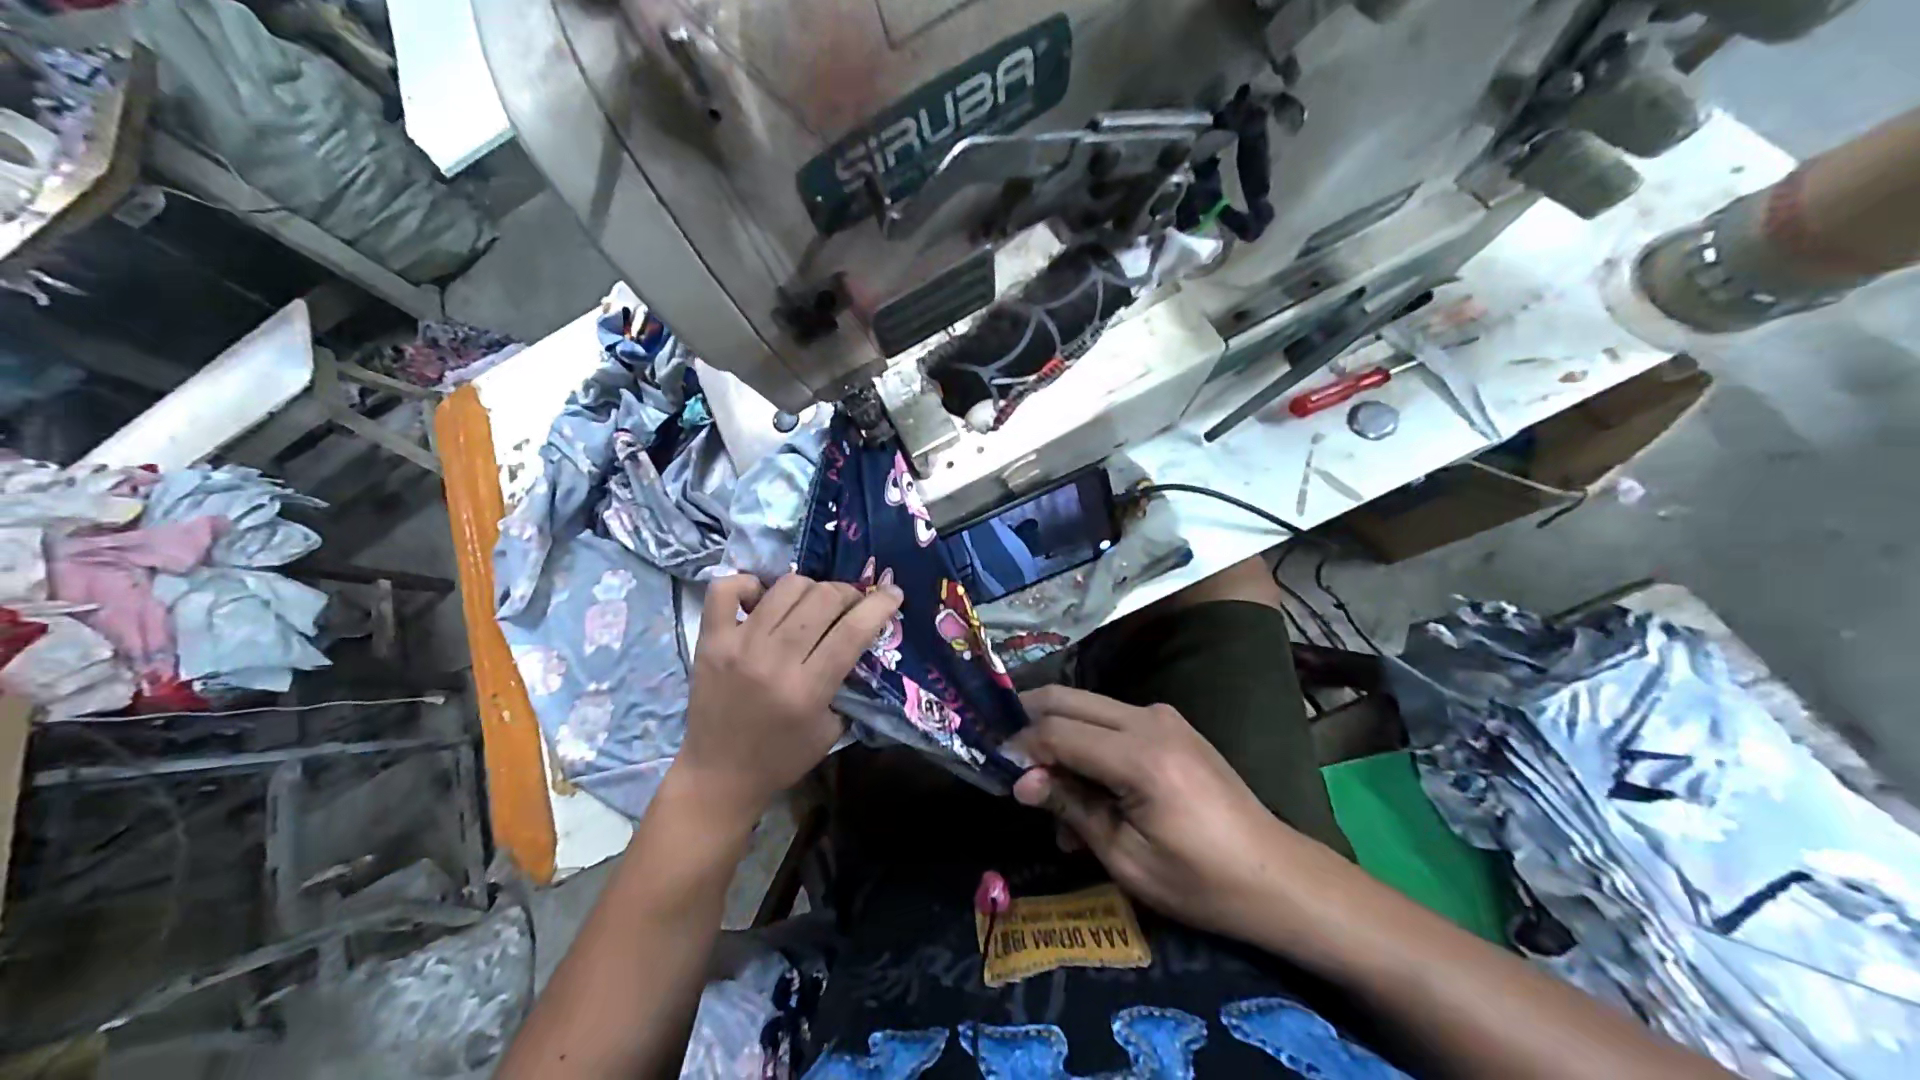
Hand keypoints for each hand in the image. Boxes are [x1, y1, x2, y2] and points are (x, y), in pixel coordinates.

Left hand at [674, 573, 901, 824]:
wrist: (718, 776)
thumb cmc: (781, 757)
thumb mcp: (831, 729)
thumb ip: (847, 682)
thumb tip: (862, 637)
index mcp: (807, 690)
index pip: (853, 631)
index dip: (879, 605)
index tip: (893, 594)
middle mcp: (773, 661)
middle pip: (823, 598)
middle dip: (848, 593)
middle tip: (851, 604)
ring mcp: (738, 646)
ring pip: (786, 587)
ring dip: (810, 588)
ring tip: (811, 603)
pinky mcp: (710, 641)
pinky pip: (726, 589)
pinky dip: (749, 584)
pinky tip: (761, 599)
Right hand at [1010, 686, 1328, 937]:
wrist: (1277, 877)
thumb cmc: (1200, 881)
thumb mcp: (1126, 857)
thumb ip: (1071, 806)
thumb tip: (1021, 781)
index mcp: (1140, 755)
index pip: (1057, 730)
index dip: (1019, 747)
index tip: (993, 769)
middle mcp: (1149, 719)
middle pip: (1065, 699)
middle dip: (1027, 722)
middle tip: (1002, 757)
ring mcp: (1162, 716)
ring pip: (1085, 705)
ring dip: (1056, 736)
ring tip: (1046, 793)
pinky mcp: (1169, 724)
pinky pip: (1110, 720)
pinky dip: (1084, 742)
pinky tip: (1083, 789)